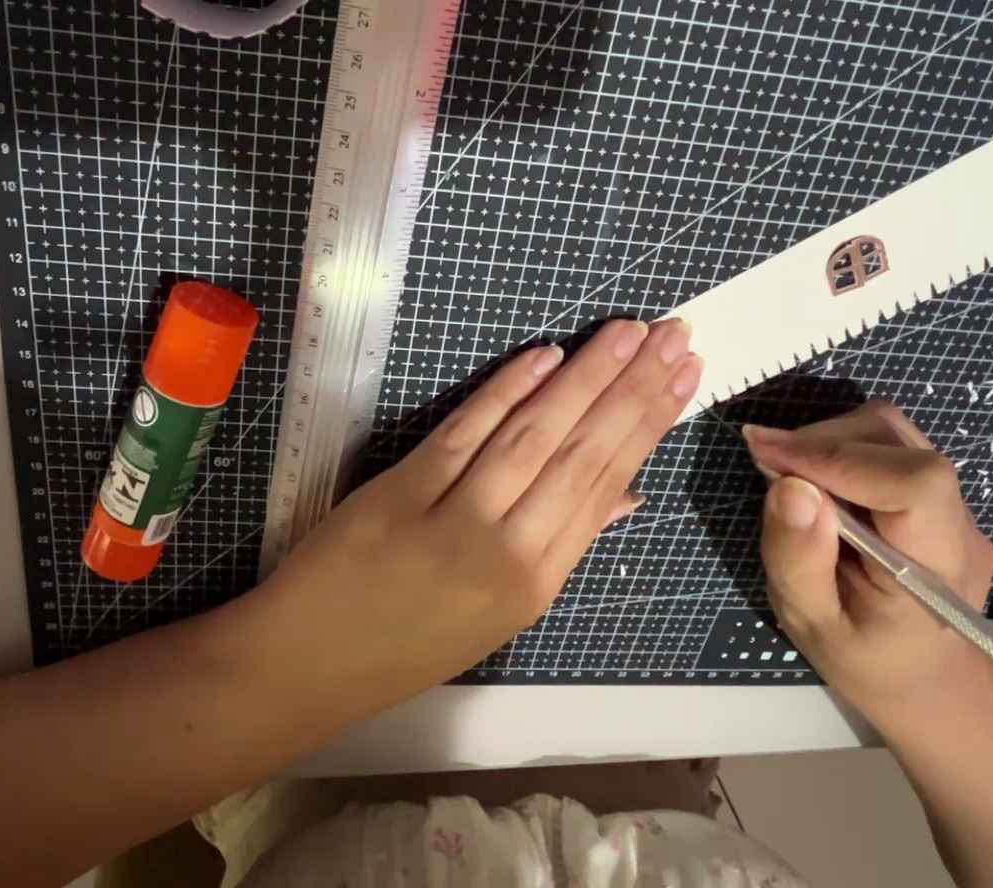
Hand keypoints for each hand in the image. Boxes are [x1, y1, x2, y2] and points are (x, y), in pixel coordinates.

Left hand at [256, 318, 701, 711]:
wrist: (311, 661)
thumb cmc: (406, 643)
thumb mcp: (498, 614)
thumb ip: (560, 546)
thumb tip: (627, 495)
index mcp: (536, 585)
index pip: (604, 486)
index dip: (647, 426)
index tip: (681, 378)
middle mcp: (507, 549)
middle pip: (581, 453)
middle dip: (631, 389)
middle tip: (672, 335)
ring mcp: (453, 518)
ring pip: (533, 436)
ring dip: (585, 378)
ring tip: (627, 332)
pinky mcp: (402, 490)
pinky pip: (464, 431)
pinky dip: (505, 390)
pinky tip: (543, 356)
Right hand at [743, 402, 992, 725]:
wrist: (926, 680)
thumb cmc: (864, 661)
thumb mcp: (811, 622)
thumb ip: (798, 559)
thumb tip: (788, 485)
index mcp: (936, 567)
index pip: (911, 482)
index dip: (835, 457)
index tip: (765, 454)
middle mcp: (958, 524)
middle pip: (897, 444)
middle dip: (821, 442)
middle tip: (764, 462)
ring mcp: (953, 505)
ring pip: (892, 434)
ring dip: (828, 440)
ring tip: (784, 470)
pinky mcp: (934, 495)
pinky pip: (887, 446)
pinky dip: (838, 447)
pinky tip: (812, 481)